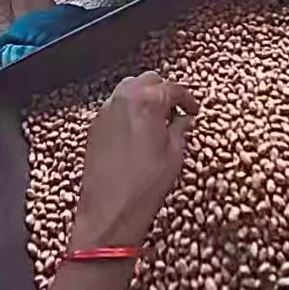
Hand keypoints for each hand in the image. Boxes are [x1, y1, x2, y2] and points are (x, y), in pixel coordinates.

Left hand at [69, 72, 199, 249]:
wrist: (110, 209)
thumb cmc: (145, 185)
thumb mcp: (174, 155)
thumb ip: (180, 129)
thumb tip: (183, 119)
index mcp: (148, 101)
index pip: (173, 89)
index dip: (187, 99)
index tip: (193, 109)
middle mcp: (124, 98)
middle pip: (149, 80)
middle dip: (164, 91)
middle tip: (176, 110)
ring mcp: (107, 110)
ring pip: (129, 88)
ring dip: (144, 96)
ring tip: (156, 117)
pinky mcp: (96, 124)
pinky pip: (115, 105)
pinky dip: (128, 108)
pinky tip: (137, 127)